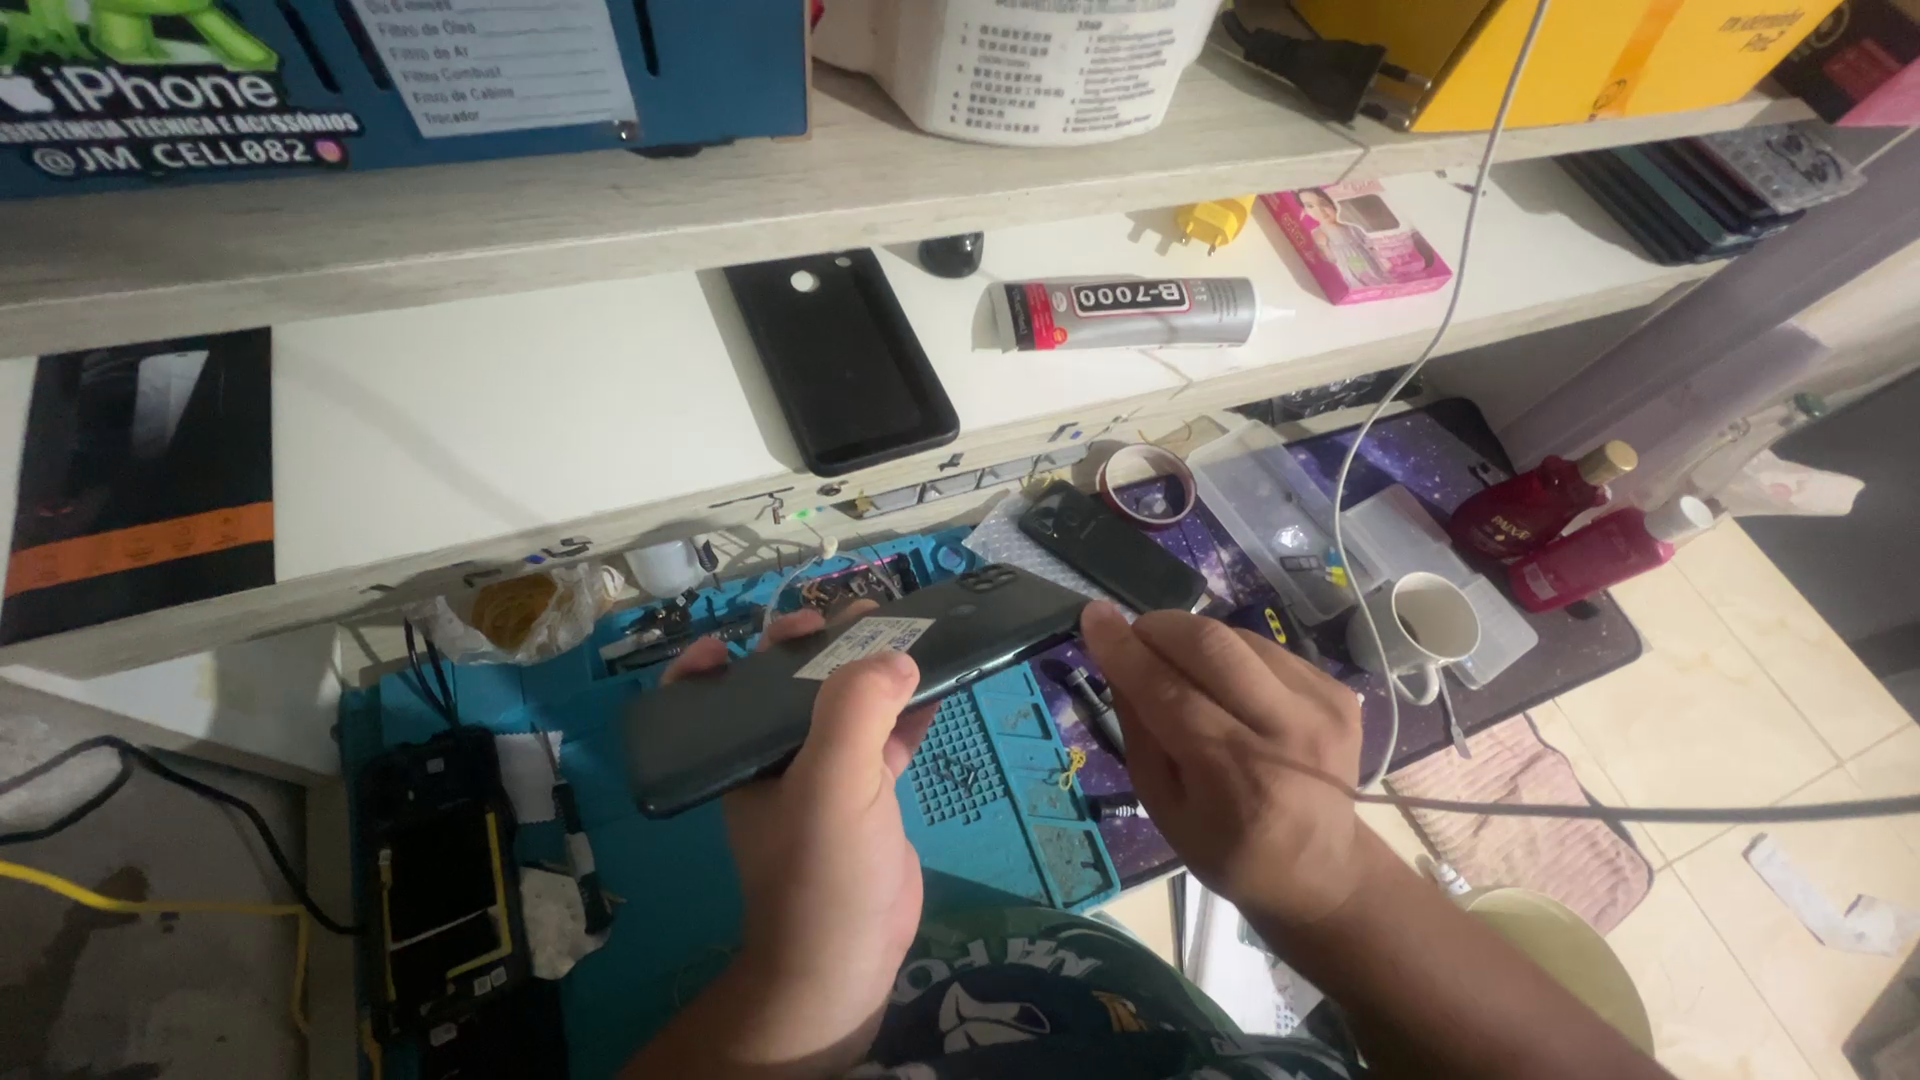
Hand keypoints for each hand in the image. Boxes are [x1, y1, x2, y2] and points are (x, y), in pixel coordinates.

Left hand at [648, 603, 932, 1075]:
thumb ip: (858, 710)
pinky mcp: (869, 793)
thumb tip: (896, 655)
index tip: (757, 634)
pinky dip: (910, 712)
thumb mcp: (832, 782)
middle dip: (823, 645)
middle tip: (864, 617)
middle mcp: (779, 756)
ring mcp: (826, 774)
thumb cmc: (822, 868)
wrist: (849, 960)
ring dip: (874, 672)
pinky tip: (939, 687)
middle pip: (792, 684)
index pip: (711, 691)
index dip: (722, 656)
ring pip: (847, 707)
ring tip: (908, 634)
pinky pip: (887, 739)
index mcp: (746, 750)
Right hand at [1079, 602, 1364, 926]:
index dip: (1124, 649)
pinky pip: (1267, 648)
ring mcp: (1321, 707)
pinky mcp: (1339, 691)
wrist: (1323, 870)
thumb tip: (1117, 658)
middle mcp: (1287, 732)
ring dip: (1194, 640)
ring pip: (1238, 636)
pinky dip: (1231, 654)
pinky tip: (1226, 684)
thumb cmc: (1228, 847)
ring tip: (1181, 669)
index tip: (1094, 616)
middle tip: (1136, 636)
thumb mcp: (1162, 806)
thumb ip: (1138, 730)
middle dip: (1160, 627)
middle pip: (1211, 644)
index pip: (1167, 690)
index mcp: (1236, 775)